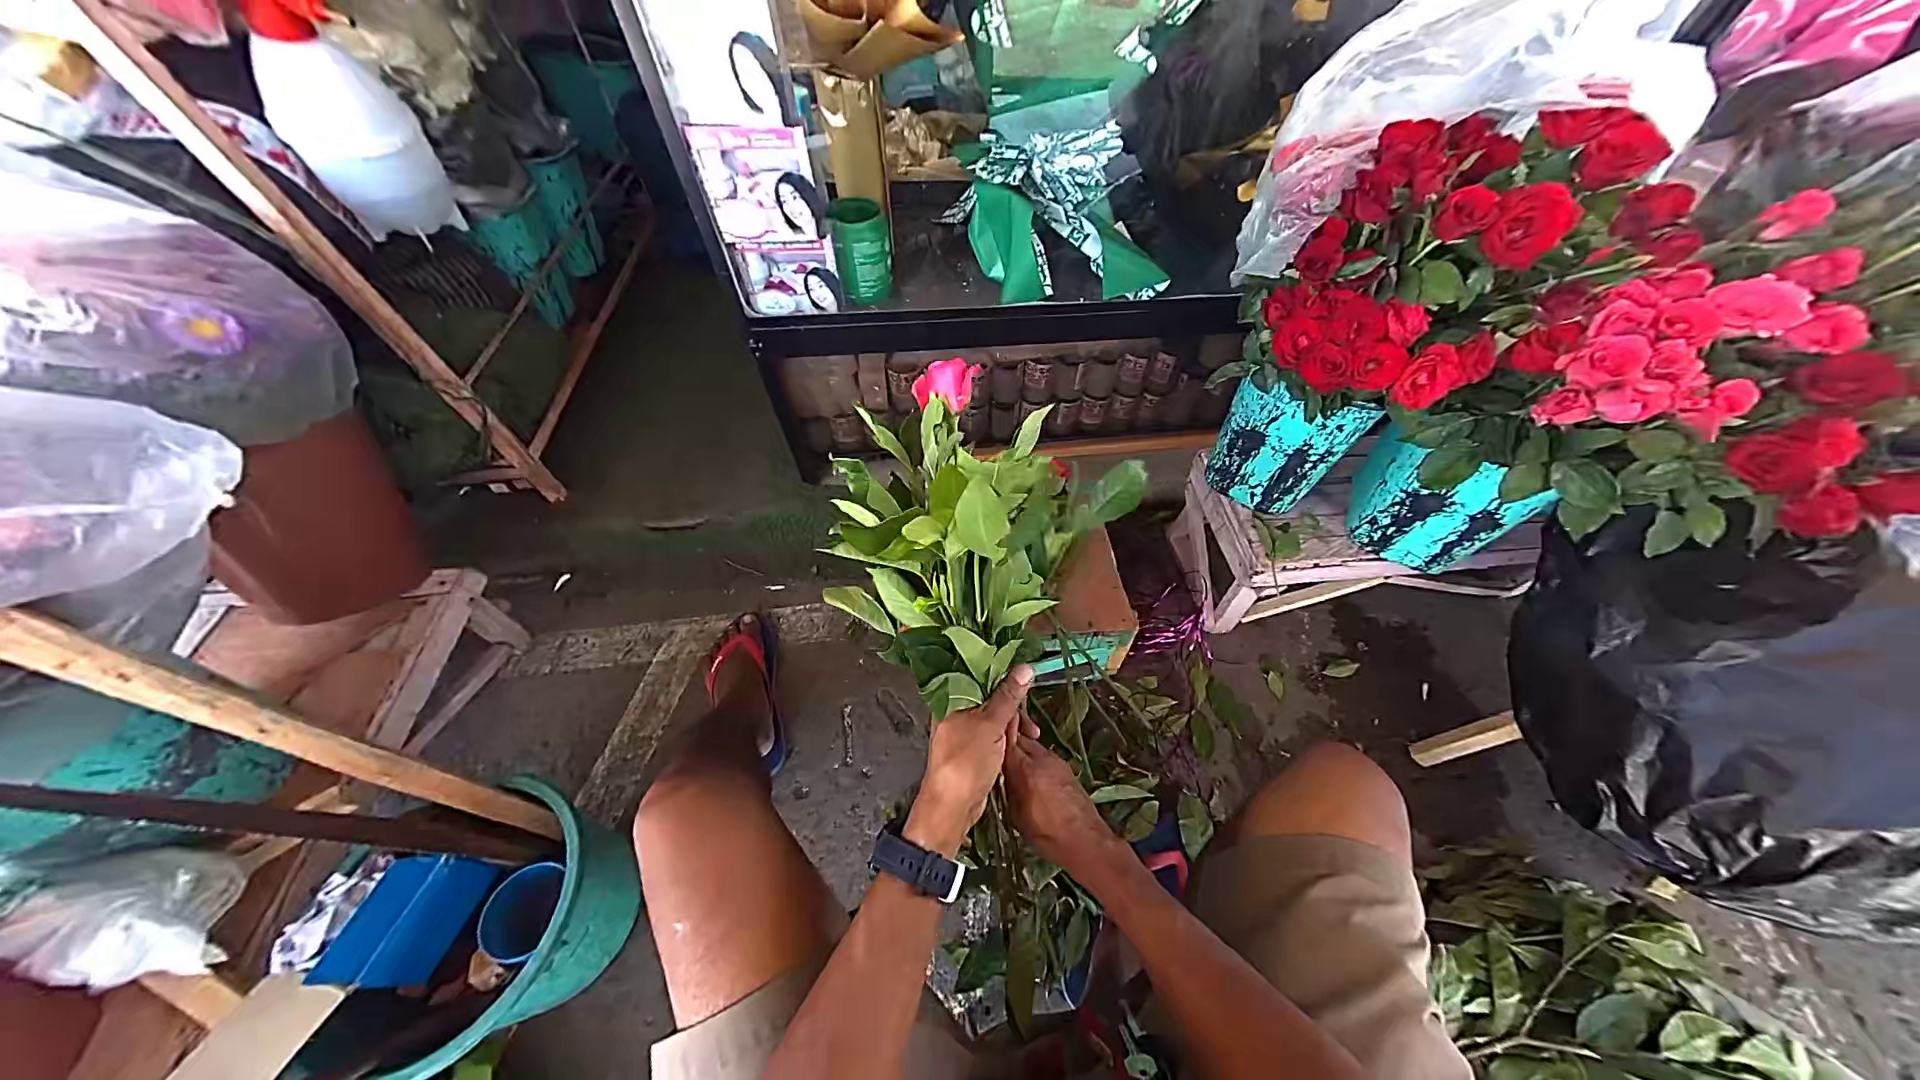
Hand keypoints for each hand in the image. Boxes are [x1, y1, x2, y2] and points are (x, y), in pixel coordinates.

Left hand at [905, 665, 1032, 855]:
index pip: (979, 676)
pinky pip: (994, 734)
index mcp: (952, 699)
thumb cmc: (965, 762)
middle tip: (1026, 722)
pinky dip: (1007, 737)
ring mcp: (964, 731)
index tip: (1025, 682)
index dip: (1003, 678)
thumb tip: (1024, 668)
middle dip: (1012, 707)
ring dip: (1013, 724)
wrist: (953, 807)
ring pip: (994, 717)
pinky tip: (1019, 743)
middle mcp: (955, 711)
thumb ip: (1008, 696)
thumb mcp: (990, 725)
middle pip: (990, 697)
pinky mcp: (973, 748)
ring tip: (1028, 736)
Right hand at [1004, 734, 1126, 878]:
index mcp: (1025, 768)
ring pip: (1032, 744)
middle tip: (995, 756)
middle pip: (1019, 737)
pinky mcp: (1065, 767)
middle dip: (1006, 743)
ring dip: (1021, 750)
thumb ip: (1006, 789)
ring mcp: (1056, 760)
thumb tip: (998, 778)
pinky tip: (1031, 776)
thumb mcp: (1015, 814)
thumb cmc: (1047, 833)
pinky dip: (1035, 760)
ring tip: (1012, 767)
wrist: (1085, 840)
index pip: (1004, 741)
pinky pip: (1044, 755)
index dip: (992, 742)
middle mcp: (1041, 758)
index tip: (984, 748)